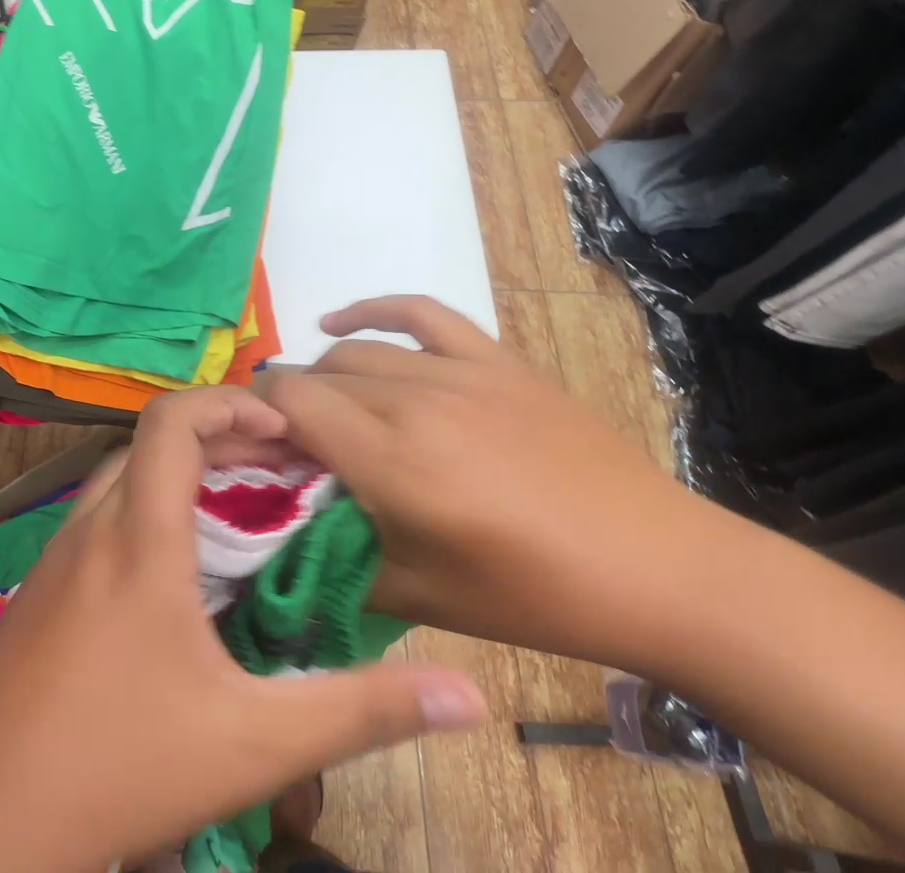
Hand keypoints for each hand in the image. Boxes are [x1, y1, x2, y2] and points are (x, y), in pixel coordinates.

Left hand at [0, 387, 486, 872]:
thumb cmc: (126, 766)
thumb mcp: (258, 742)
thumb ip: (365, 710)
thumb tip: (471, 693)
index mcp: (137, 543)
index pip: (169, 423)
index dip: (227, 403)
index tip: (283, 429)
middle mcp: (85, 536)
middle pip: (144, 448)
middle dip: (212, 443)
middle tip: (274, 474)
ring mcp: (48, 566)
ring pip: (112, 488)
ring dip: (170, 482)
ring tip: (230, 521)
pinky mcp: (30, 599)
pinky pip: (88, 530)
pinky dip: (135, 521)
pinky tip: (164, 585)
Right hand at [266, 296, 747, 670]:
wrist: (655, 570)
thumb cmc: (528, 596)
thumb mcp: (414, 596)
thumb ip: (330, 558)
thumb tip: (274, 531)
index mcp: (391, 460)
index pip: (289, 404)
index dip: (254, 418)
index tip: (248, 448)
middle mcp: (416, 402)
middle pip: (317, 377)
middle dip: (284, 406)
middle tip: (283, 448)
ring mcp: (461, 373)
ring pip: (357, 350)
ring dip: (321, 373)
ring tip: (315, 408)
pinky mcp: (497, 362)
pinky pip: (422, 313)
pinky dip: (373, 308)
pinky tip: (341, 320)